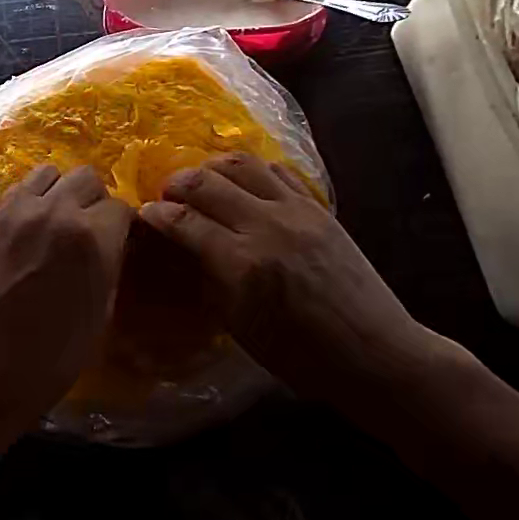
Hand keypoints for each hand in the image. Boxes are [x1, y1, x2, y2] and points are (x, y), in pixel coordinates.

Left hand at [0, 164, 134, 438]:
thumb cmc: (49, 359)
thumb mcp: (100, 314)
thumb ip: (108, 265)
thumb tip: (112, 245)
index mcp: (90, 238)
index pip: (121, 207)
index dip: (123, 226)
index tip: (120, 242)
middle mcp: (53, 211)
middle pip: (86, 178)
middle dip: (96, 201)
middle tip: (92, 231)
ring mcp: (16, 210)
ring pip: (50, 172)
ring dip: (62, 191)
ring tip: (61, 222)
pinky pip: (19, 188)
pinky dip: (33, 197)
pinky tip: (33, 226)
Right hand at [139, 154, 451, 403]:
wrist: (376, 354)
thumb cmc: (298, 354)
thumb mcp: (236, 323)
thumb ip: (206, 276)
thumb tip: (181, 248)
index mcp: (242, 262)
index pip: (183, 221)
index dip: (155, 213)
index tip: (142, 213)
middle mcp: (267, 226)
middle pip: (206, 181)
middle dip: (176, 183)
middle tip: (166, 196)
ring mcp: (297, 212)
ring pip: (241, 164)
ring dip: (211, 168)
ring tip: (201, 183)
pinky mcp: (318, 209)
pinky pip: (276, 172)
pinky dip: (250, 173)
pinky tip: (241, 188)